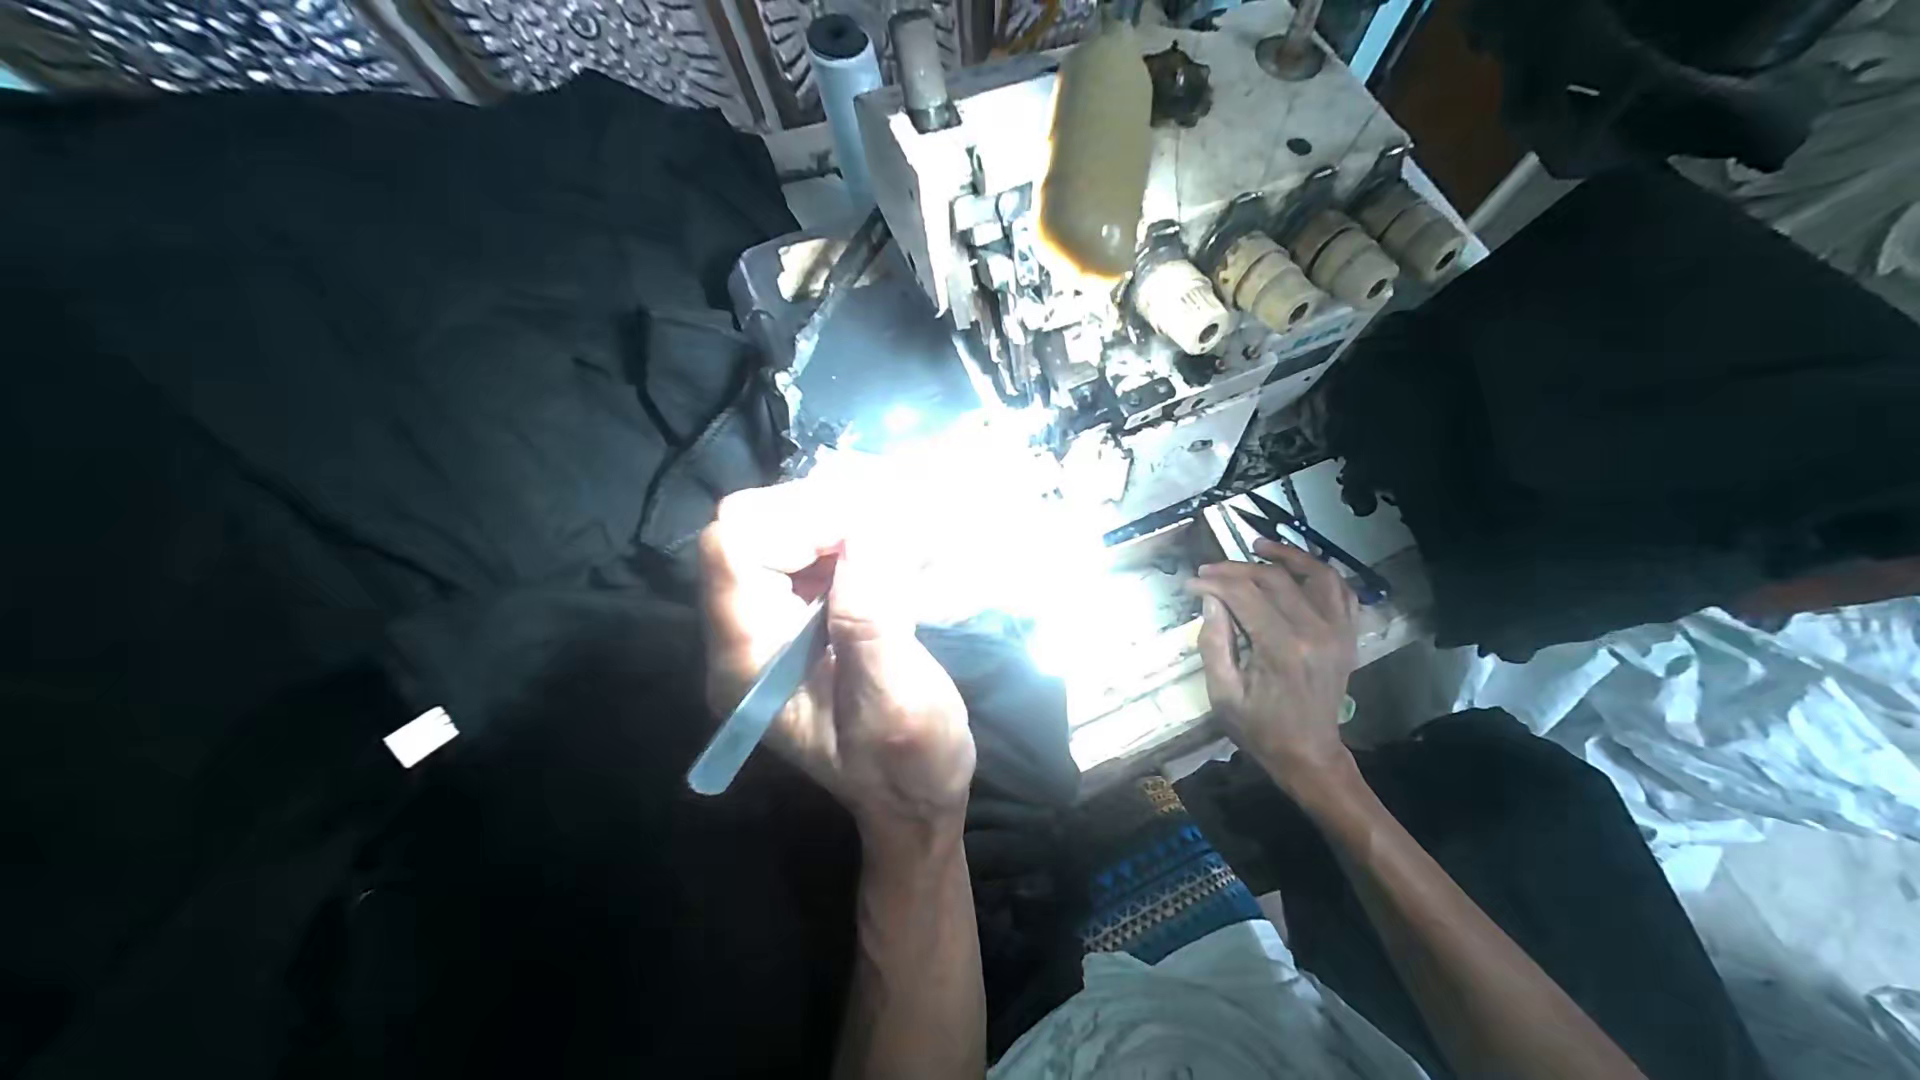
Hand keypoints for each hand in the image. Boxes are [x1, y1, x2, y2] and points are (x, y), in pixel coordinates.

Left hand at [697, 478, 974, 836]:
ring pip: (775, 530)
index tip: (867, 534)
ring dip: (835, 521)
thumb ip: (871, 619)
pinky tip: (885, 554)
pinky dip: (844, 537)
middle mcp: (739, 635)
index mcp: (748, 661)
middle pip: (747, 528)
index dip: (797, 520)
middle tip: (887, 531)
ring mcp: (763, 625)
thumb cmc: (907, 765)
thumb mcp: (897, 701)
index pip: (733, 548)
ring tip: (893, 540)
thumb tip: (864, 530)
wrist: (908, 799)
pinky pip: (802, 550)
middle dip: (818, 514)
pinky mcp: (791, 618)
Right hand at [1187, 538, 1359, 790]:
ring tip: (1257, 545)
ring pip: (1316, 574)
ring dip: (1286, 555)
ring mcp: (1339, 632)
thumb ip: (1214, 642)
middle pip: (1275, 579)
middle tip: (1209, 571)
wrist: (1308, 753)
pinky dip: (1321, 573)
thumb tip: (1210, 599)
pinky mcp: (1348, 636)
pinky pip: (1342, 591)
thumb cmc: (1258, 728)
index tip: (1190, 582)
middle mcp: (1316, 632)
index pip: (1244, 595)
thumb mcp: (1222, 692)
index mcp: (1282, 649)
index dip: (1213, 582)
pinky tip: (1297, 569)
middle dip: (1236, 568)